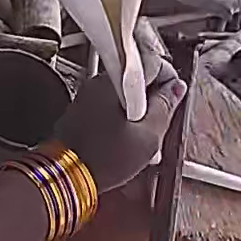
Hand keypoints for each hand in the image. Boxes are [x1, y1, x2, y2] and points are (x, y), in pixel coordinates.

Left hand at [53, 67, 187, 191]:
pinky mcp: (78, 112)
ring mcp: (85, 97)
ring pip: (122, 95)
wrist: (65, 177)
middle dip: (152, 100)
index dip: (169, 80)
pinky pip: (106, 108)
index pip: (152, 63)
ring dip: (136, 113)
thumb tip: (175, 89)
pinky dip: (119, 120)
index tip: (174, 97)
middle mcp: (96, 83)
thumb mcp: (148, 136)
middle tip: (158, 123)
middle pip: (136, 80)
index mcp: (115, 82)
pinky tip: (123, 142)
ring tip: (141, 138)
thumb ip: (165, 107)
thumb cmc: (102, 159)